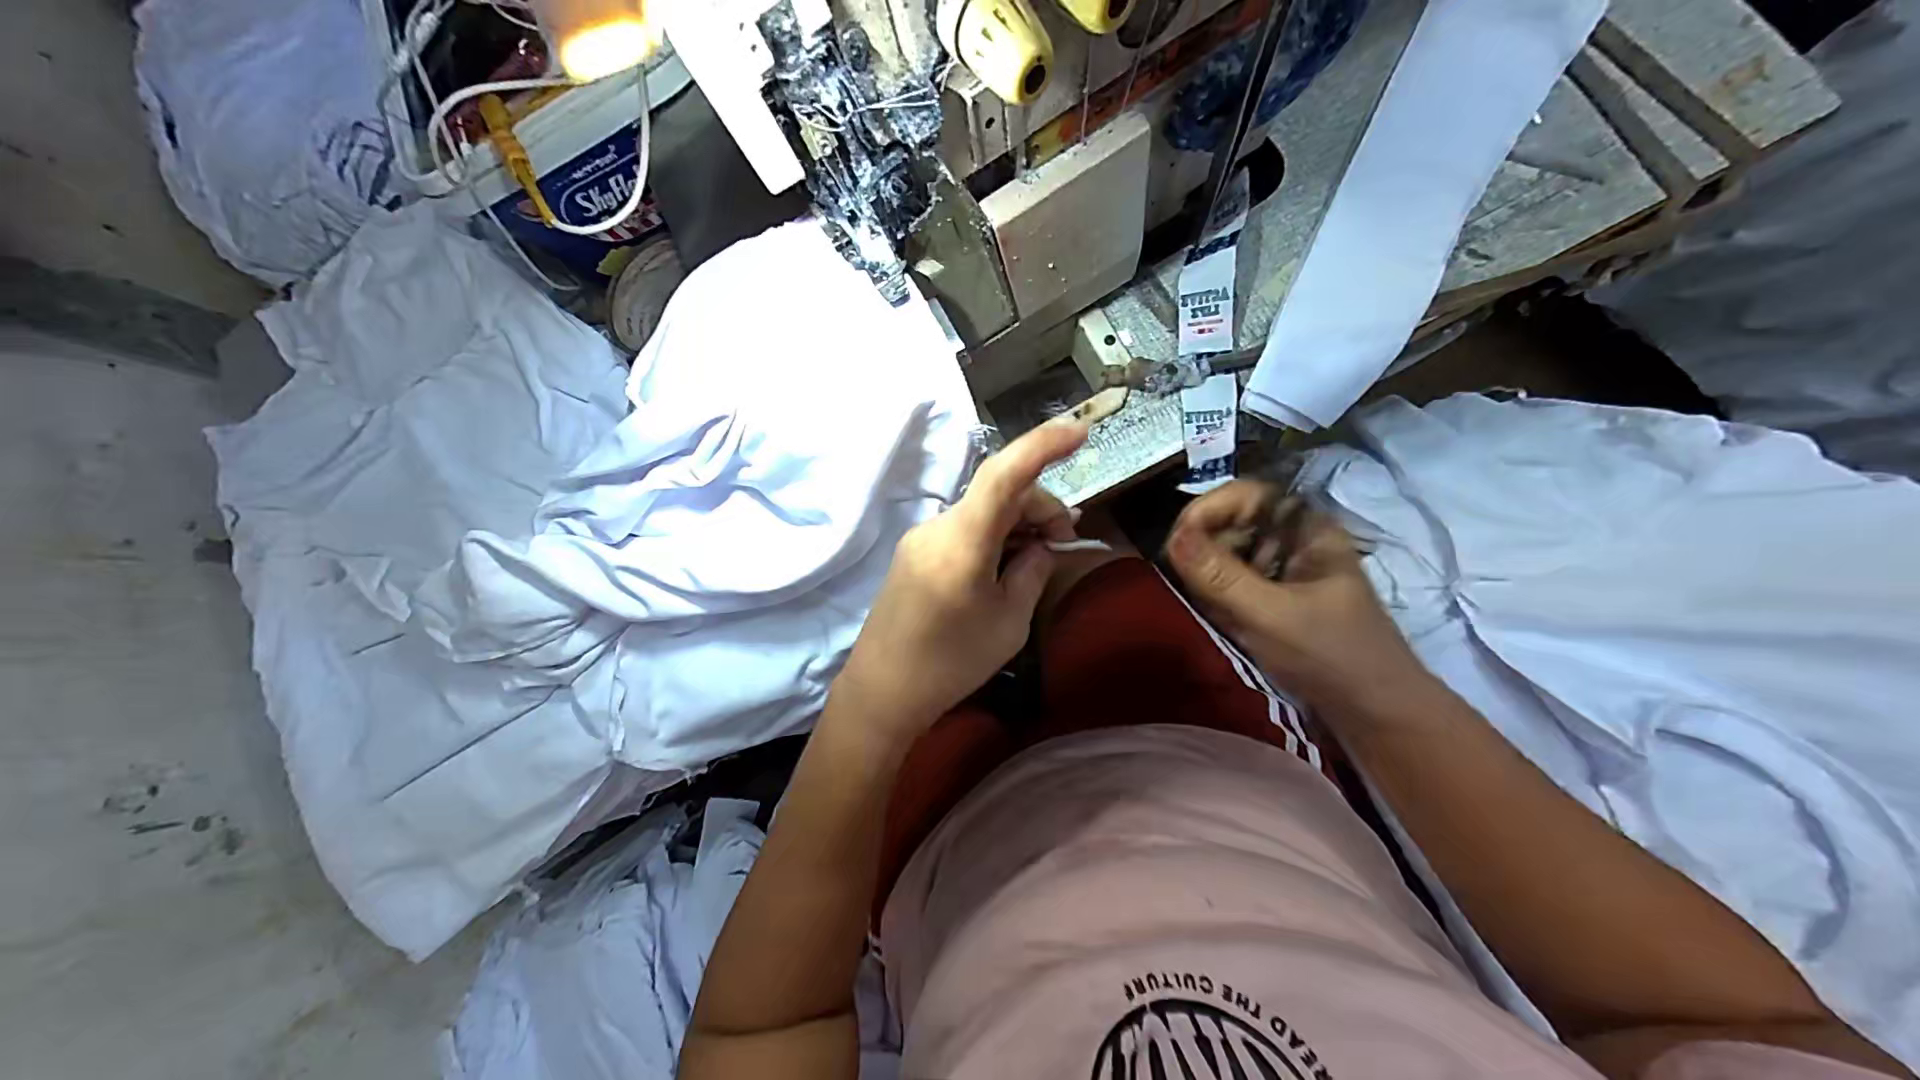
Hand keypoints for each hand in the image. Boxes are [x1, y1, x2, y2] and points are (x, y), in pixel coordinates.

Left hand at [832, 417, 1088, 742]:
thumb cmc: (952, 662)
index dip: (1043, 445)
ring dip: (1018, 523)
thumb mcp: (1010, 620)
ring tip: (1039, 557)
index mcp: (962, 540)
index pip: (1004, 474)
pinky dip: (993, 536)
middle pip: (1000, 494)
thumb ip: (1033, 570)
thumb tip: (1043, 544)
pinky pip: (963, 529)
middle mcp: (937, 526)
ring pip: (982, 511)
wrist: (882, 691)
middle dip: (1041, 507)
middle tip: (1066, 540)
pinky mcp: (914, 553)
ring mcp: (920, 537)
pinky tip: (1006, 564)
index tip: (1080, 432)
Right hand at [1164, 480, 1432, 713]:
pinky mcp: (1272, 597)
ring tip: (1221, 614)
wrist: (1376, 715)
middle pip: (1229, 523)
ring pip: (1224, 555)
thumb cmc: (1331, 656)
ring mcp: (1281, 570)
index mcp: (1304, 528)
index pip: (1242, 495)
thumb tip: (1172, 537)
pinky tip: (1230, 625)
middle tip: (1198, 589)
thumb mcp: (1270, 615)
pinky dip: (1220, 601)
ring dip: (1211, 582)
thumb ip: (1219, 575)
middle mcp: (1291, 541)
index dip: (1205, 510)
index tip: (1176, 544)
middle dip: (1206, 552)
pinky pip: (1230, 584)